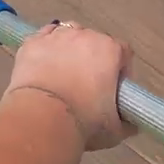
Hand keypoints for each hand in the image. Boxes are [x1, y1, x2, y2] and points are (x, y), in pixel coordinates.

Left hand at [4, 21, 135, 150]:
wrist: (42, 116)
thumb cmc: (85, 120)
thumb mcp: (116, 129)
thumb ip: (127, 120)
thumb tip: (130, 121)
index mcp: (109, 49)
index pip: (123, 52)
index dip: (121, 69)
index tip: (115, 88)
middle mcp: (84, 35)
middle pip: (94, 41)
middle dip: (94, 58)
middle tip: (88, 83)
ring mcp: (56, 35)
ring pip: (68, 34)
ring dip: (70, 49)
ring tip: (64, 72)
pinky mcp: (32, 41)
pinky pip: (44, 38)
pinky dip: (47, 47)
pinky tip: (44, 64)